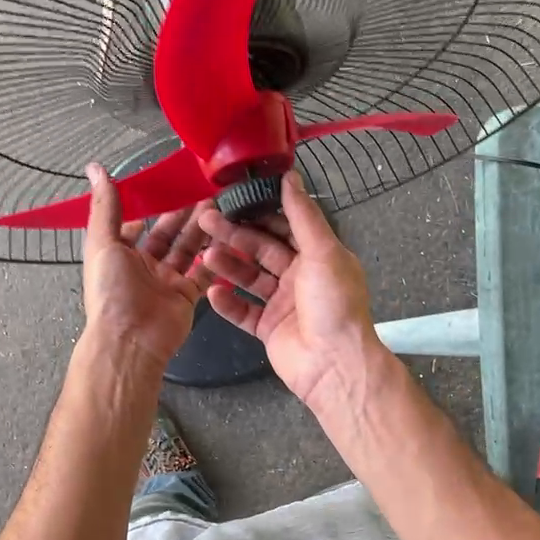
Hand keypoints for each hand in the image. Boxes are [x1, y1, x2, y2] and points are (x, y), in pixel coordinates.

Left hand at [80, 163, 210, 369]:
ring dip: (200, 229)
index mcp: (120, 254)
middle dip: (183, 213)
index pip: (137, 224)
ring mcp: (167, 282)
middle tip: (204, 189)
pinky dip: (215, 257)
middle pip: (167, 234)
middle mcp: (144, 266)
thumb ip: (104, 207)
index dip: (152, 205)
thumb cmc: (112, 290)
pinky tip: (228, 236)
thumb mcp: (102, 243)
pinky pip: (204, 273)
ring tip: (218, 205)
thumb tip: (95, 167)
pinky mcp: (187, 296)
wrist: (131, 339)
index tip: (171, 184)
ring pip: (187, 249)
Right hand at [197, 173, 380, 408]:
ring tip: (205, 255)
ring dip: (227, 265)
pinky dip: (227, 302)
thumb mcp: (323, 252)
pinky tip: (212, 291)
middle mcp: (300, 277)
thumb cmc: (334, 304)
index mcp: (318, 256)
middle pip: (261, 250)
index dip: (259, 212)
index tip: (233, 198)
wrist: (334, 364)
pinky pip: (243, 311)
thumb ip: (303, 214)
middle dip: (235, 235)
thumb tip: (291, 175)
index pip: (285, 226)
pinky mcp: (268, 329)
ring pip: (249, 278)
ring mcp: (283, 304)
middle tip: (206, 221)